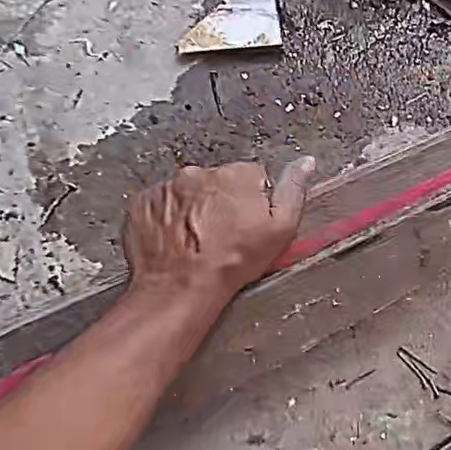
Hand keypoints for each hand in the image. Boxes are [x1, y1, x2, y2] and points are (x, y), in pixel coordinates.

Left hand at [123, 158, 315, 298]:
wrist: (182, 286)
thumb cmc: (233, 261)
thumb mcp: (281, 230)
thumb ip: (294, 191)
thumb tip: (305, 163)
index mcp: (237, 174)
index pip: (252, 176)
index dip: (254, 202)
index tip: (250, 224)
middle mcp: (201, 172)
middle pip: (219, 182)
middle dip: (223, 202)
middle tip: (225, 235)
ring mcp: (169, 186)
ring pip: (190, 192)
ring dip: (196, 209)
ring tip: (199, 241)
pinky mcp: (145, 201)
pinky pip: (163, 203)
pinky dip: (171, 217)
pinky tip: (179, 240)